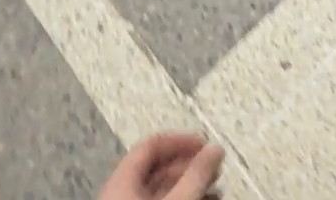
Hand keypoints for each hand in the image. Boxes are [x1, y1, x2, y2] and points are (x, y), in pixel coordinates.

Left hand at [99, 133, 224, 199]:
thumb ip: (198, 174)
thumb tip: (215, 148)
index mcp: (121, 184)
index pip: (151, 146)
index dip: (180, 141)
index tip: (207, 146)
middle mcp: (119, 197)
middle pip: (156, 170)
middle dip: (189, 166)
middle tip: (215, 169)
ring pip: (159, 192)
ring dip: (189, 186)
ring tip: (216, 191)